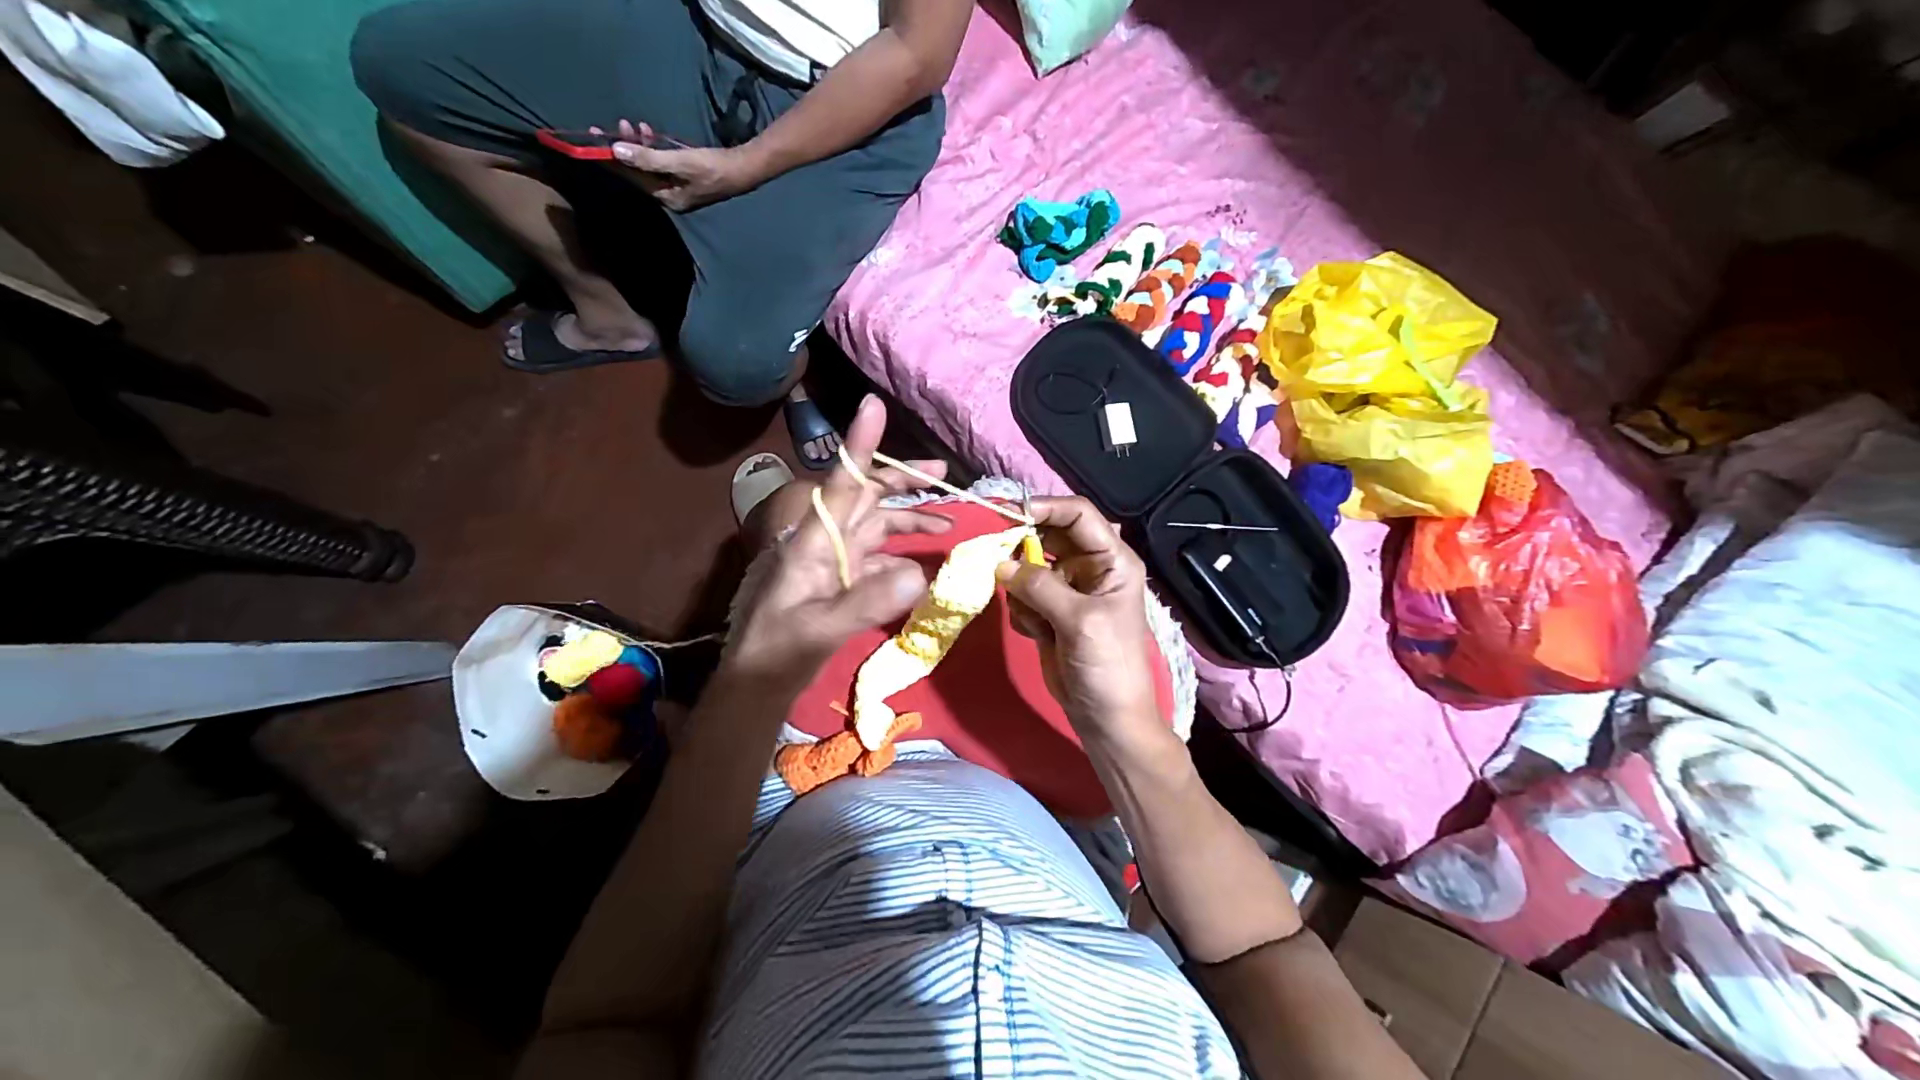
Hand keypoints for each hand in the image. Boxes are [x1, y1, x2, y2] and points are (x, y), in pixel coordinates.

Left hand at [605, 120, 759, 210]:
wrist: (742, 169)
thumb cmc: (712, 167)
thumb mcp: (679, 161)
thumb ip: (647, 157)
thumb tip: (615, 150)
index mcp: (666, 197)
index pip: (631, 177)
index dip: (611, 159)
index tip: (594, 140)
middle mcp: (668, 195)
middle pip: (638, 171)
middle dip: (624, 149)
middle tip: (612, 125)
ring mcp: (676, 185)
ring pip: (648, 164)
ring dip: (637, 145)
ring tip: (629, 124)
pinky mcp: (684, 174)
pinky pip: (659, 161)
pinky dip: (652, 147)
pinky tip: (649, 131)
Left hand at [723, 395, 952, 691]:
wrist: (757, 684)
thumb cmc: (777, 651)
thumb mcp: (819, 629)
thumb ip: (866, 603)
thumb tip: (920, 574)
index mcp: (814, 540)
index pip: (841, 484)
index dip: (860, 444)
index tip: (873, 405)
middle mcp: (826, 542)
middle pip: (867, 498)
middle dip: (902, 480)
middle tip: (942, 472)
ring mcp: (835, 563)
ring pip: (877, 526)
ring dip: (910, 520)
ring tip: (948, 524)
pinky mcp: (842, 583)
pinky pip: (879, 558)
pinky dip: (903, 556)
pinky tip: (925, 565)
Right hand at [996, 497, 1160, 739]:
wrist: (1106, 718)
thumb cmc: (1108, 665)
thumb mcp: (1079, 621)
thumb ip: (1040, 587)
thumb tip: (1000, 564)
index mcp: (1111, 560)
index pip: (1078, 515)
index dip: (1046, 508)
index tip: (1009, 514)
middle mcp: (1089, 568)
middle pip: (1048, 536)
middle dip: (1023, 549)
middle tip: (998, 561)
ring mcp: (1067, 590)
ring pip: (1028, 567)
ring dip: (1022, 589)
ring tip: (1035, 619)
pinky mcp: (1049, 612)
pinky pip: (1022, 595)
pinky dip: (1022, 611)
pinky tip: (1037, 634)